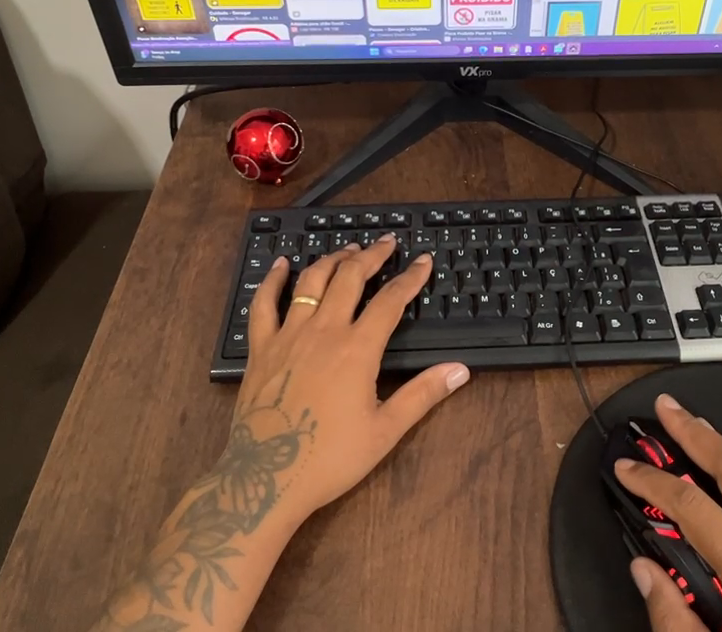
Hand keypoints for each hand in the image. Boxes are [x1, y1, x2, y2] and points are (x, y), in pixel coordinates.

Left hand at [92, 238, 467, 631]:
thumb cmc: (330, 458)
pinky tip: (282, 265)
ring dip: (332, 260)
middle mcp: (323, 331)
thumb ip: (423, 395)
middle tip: (387, 243)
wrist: (266, 479)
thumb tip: (460, 369)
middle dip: (372, 255)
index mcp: (357, 349)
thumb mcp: (385, 430)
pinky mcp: (261, 348)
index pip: (390, 301)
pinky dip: (273, 280)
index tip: (423, 261)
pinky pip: (264, 304)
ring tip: (348, 249)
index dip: (410, 278)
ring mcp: (288, 336)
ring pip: (311, 282)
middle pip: (350, 278)